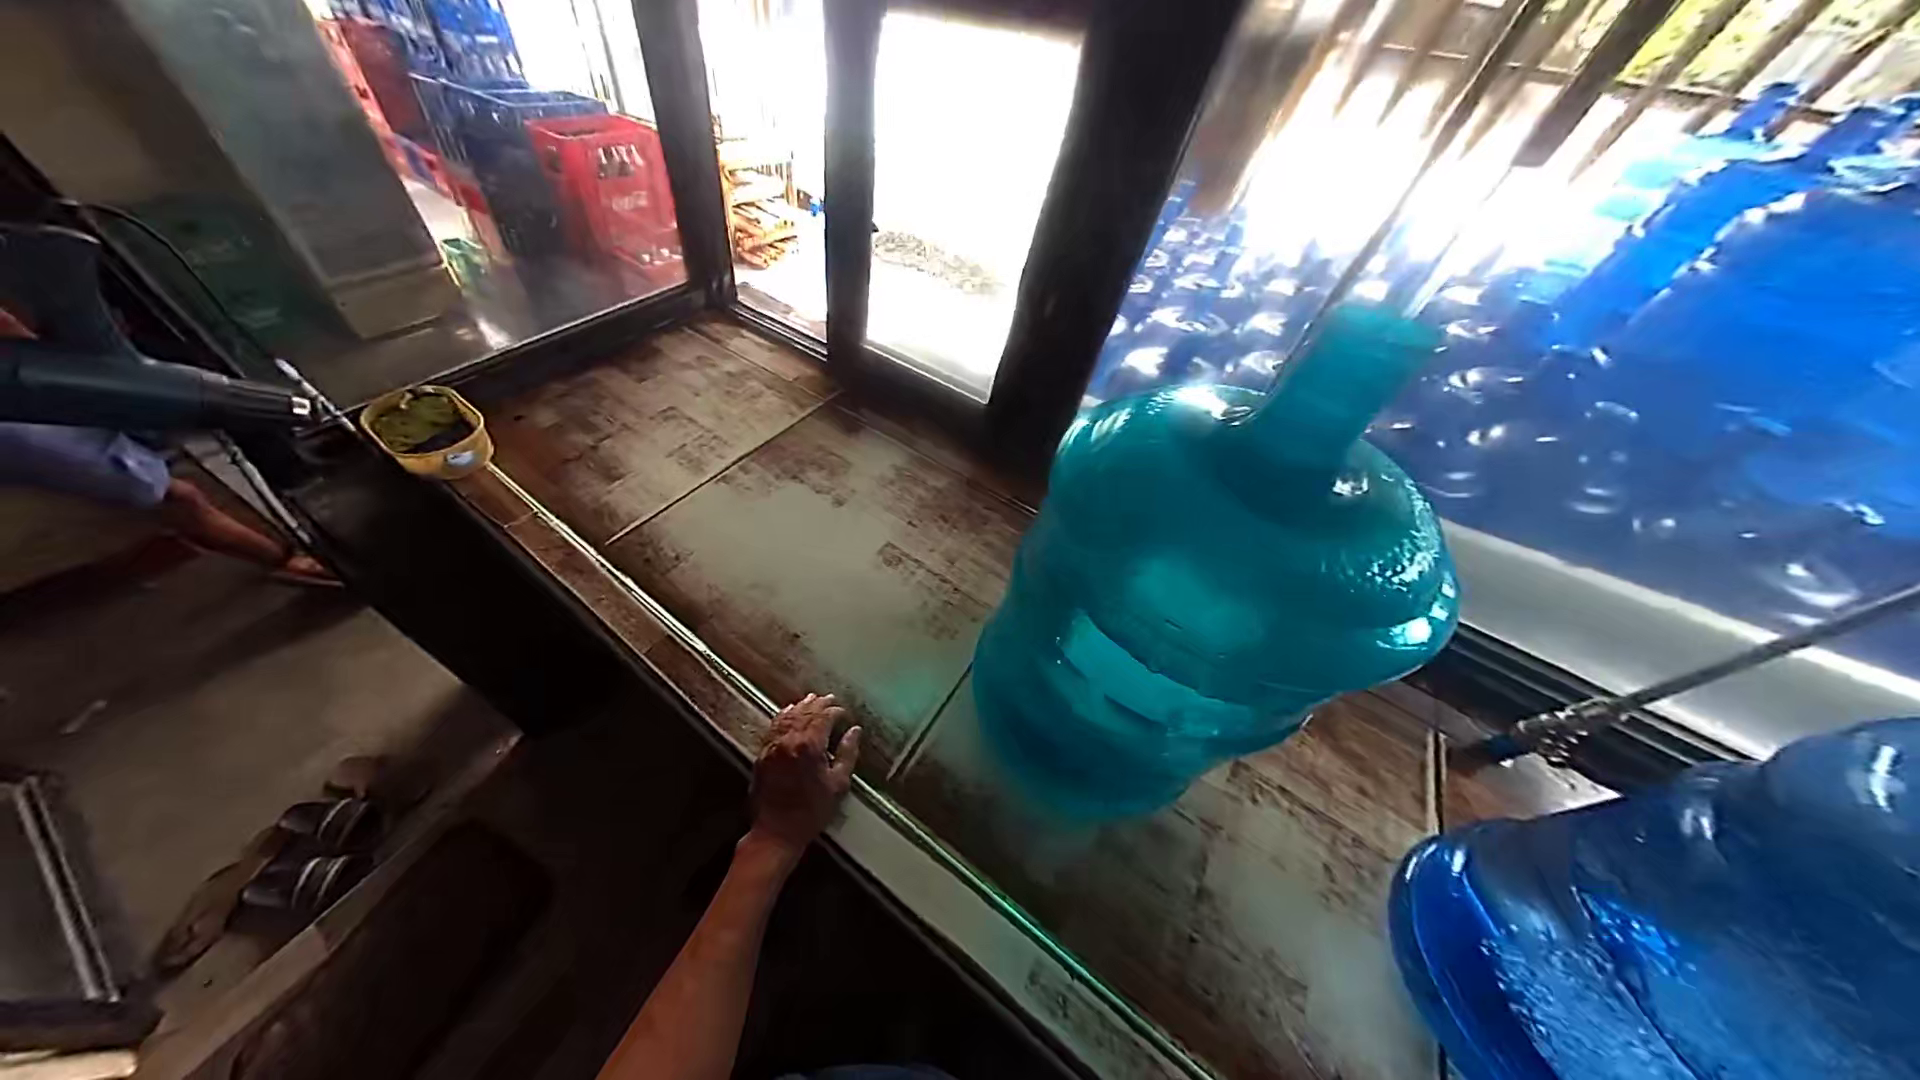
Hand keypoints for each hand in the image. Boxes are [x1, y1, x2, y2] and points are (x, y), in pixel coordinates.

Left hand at [746, 693, 860, 856]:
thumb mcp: (838, 784)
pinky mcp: (762, 754)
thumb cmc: (811, 811)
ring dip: (801, 706)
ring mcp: (773, 746)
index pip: (824, 717)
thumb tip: (855, 731)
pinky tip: (788, 712)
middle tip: (829, 698)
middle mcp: (789, 741)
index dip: (835, 711)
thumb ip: (847, 753)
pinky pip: (774, 727)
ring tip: (811, 699)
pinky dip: (783, 716)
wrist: (776, 832)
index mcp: (809, 746)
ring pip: (788, 717)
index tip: (844, 713)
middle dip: (819, 704)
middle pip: (805, 713)